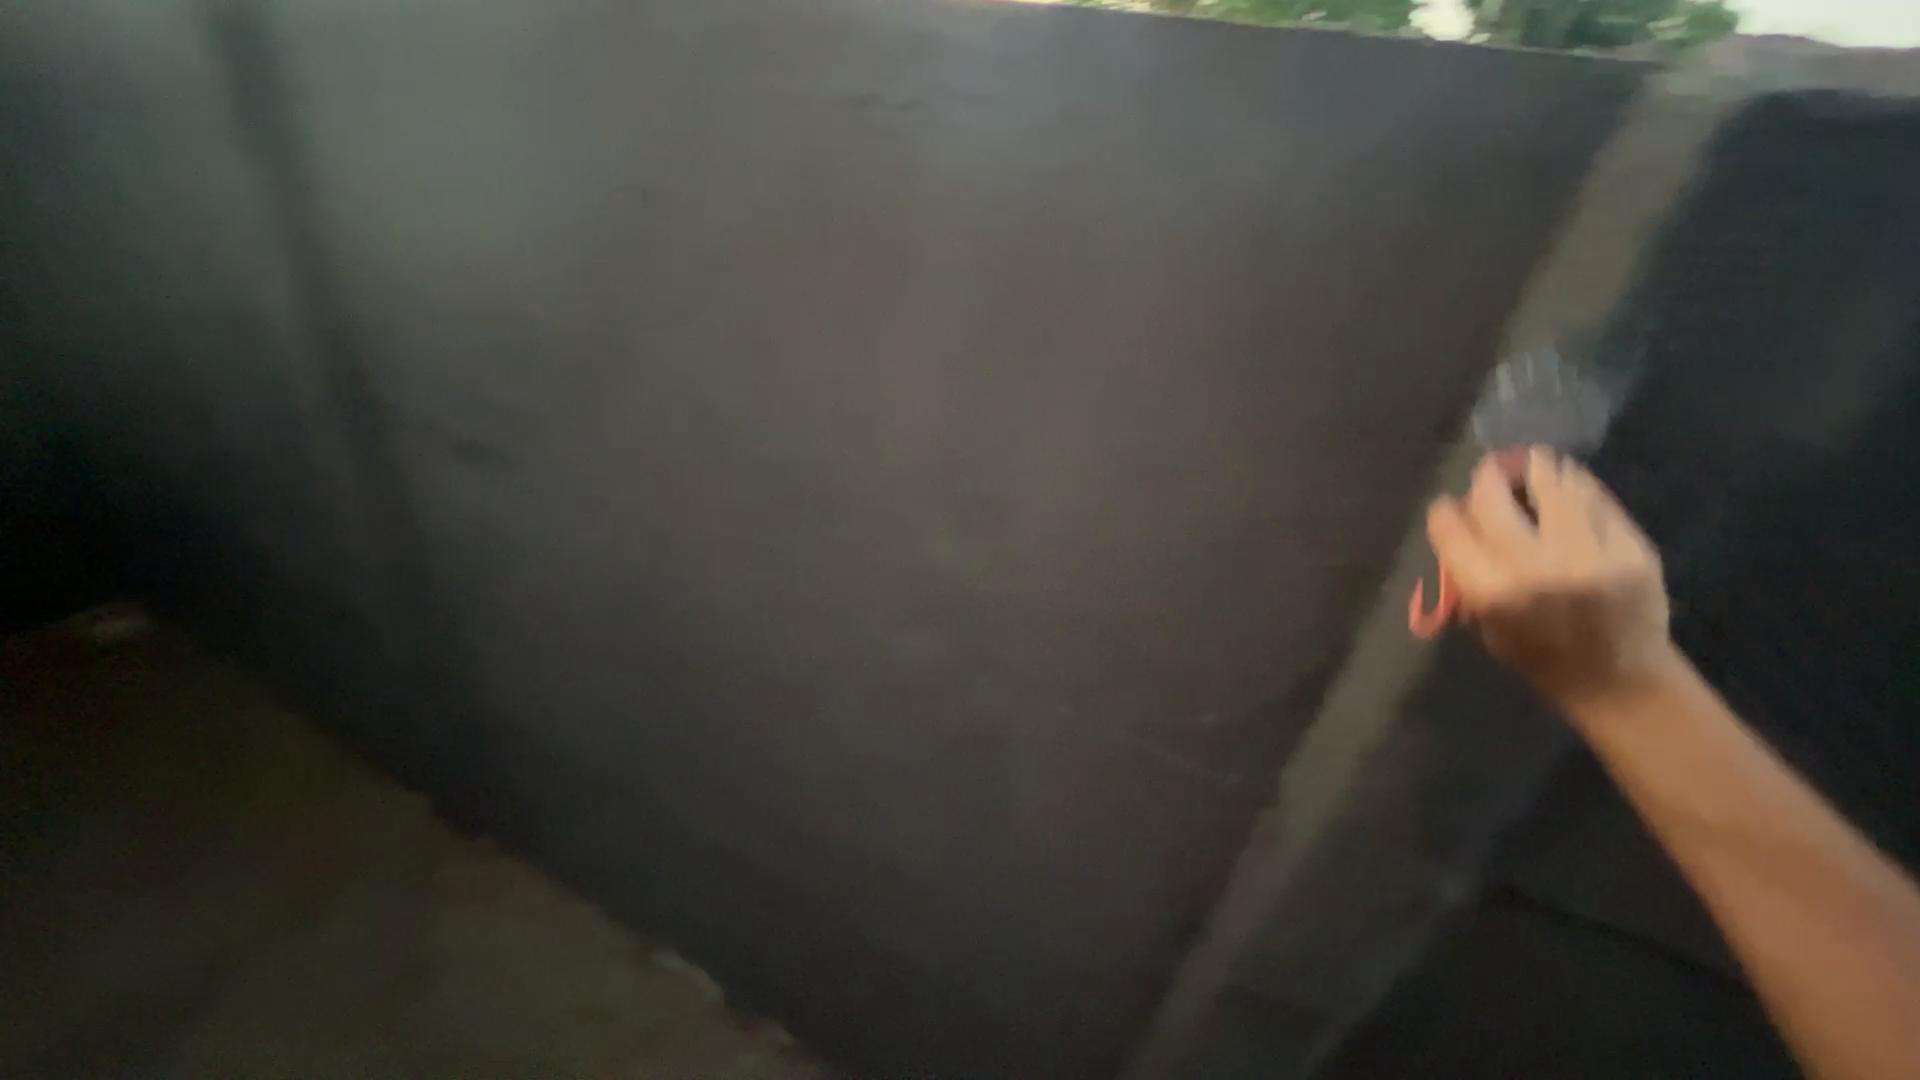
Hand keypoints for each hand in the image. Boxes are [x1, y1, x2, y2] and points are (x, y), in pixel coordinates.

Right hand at [1426, 447, 1676, 709]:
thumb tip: (1463, 525)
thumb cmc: (1539, 657)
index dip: (1444, 512)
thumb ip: (1471, 575)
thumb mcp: (1487, 624)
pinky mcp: (1631, 549)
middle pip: (1494, 500)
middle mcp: (1536, 567)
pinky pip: (1597, 502)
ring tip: (1532, 462)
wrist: (1618, 681)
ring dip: (1538, 470)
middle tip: (1489, 473)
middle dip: (1486, 481)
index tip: (1447, 507)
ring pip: (1554, 488)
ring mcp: (1589, 555)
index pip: (1450, 530)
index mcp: (1492, 592)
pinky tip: (1569, 482)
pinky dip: (1579, 487)